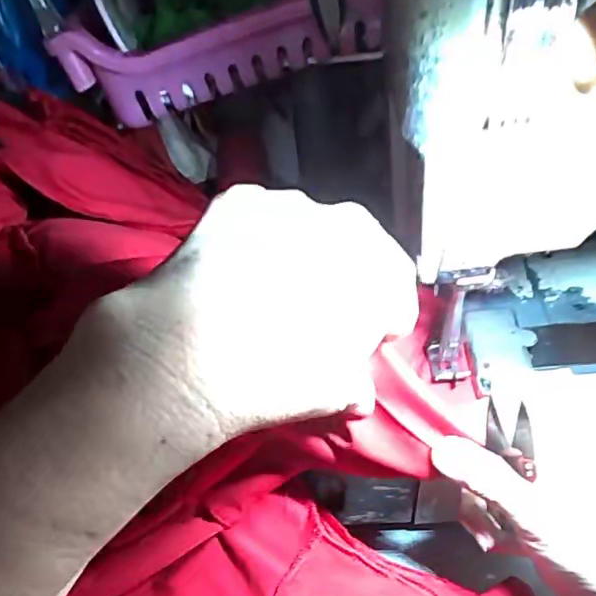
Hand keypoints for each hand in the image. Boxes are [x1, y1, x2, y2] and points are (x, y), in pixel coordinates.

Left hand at [77, 185, 418, 440]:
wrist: (197, 352)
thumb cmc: (287, 374)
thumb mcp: (341, 394)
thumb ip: (359, 384)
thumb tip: (357, 391)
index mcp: (383, 272)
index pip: (398, 298)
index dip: (383, 325)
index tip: (366, 346)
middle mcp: (345, 224)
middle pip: (358, 257)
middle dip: (347, 287)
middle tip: (323, 324)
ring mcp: (290, 204)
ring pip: (310, 234)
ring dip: (304, 261)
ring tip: (275, 302)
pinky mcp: (238, 201)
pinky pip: (262, 222)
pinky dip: (259, 245)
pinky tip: (241, 279)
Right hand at [430, 436, 595, 595]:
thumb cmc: (591, 548)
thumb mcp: (533, 510)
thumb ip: (487, 477)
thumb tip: (443, 449)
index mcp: (551, 442)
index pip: (501, 409)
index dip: (468, 422)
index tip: (443, 448)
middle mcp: (541, 459)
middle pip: (484, 449)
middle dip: (470, 481)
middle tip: (473, 506)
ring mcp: (536, 489)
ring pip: (485, 484)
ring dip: (478, 511)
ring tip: (490, 536)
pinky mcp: (531, 517)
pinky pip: (494, 511)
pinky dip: (490, 528)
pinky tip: (499, 546)